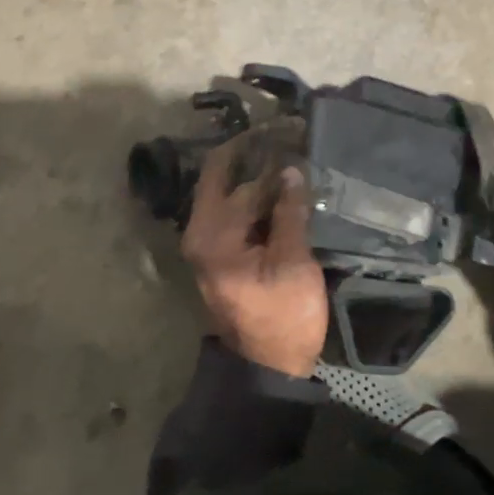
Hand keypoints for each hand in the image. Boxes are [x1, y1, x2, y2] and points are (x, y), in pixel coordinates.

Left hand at [181, 139, 328, 376]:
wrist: (268, 368)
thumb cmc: (282, 317)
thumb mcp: (292, 263)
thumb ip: (288, 212)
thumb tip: (290, 169)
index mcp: (211, 233)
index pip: (230, 172)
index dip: (258, 146)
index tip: (288, 126)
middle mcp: (199, 232)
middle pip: (224, 179)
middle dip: (257, 156)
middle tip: (293, 136)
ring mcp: (207, 245)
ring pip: (230, 196)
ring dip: (258, 177)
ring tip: (294, 157)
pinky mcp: (221, 255)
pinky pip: (235, 214)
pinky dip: (257, 199)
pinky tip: (285, 190)